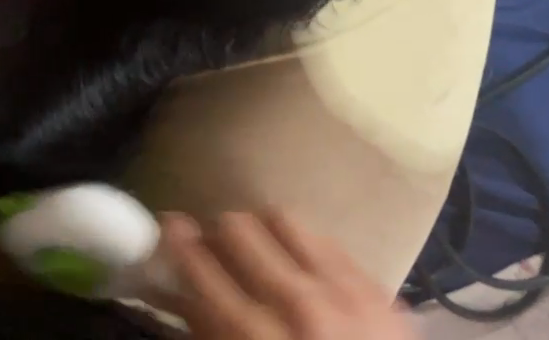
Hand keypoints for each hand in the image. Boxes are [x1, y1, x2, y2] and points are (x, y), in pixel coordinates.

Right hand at [163, 212, 416, 339]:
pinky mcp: (379, 292)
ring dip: (264, 231)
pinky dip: (308, 249)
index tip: (170, 225)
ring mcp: (345, 294)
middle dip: (220, 233)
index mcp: (255, 338)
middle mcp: (298, 306)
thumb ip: (209, 331)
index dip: (177, 239)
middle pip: (237, 229)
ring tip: (263, 248)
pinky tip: (305, 268)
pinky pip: (329, 241)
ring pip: (283, 220)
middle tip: (217, 243)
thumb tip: (179, 290)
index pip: (200, 266)